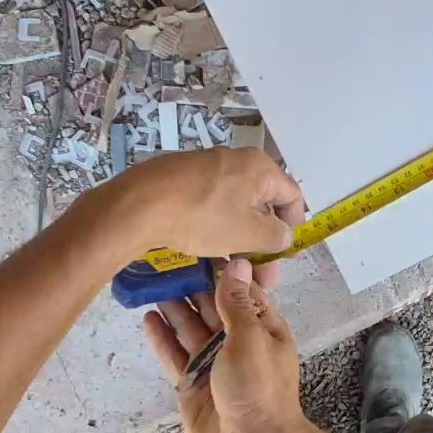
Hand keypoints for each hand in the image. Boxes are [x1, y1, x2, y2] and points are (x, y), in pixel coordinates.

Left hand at [94, 148, 305, 279]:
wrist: (138, 205)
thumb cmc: (202, 217)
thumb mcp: (248, 233)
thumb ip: (276, 236)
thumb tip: (284, 235)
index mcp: (259, 167)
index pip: (292, 195)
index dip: (294, 226)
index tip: (283, 254)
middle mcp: (236, 159)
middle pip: (262, 201)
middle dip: (264, 240)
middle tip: (259, 272)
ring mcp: (206, 166)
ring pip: (235, 205)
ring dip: (240, 237)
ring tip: (231, 267)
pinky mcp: (181, 176)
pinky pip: (210, 202)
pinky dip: (216, 226)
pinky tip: (206, 250)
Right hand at [143, 258, 316, 432]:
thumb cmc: (259, 388)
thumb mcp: (251, 338)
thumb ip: (236, 302)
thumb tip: (237, 262)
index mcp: (262, 327)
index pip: (240, 290)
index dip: (220, 270)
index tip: (198, 244)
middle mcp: (236, 341)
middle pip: (210, 307)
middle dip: (191, 285)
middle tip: (163, 259)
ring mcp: (212, 362)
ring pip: (189, 328)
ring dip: (173, 306)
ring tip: (150, 281)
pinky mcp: (191, 383)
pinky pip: (174, 355)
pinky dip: (162, 337)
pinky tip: (148, 318)